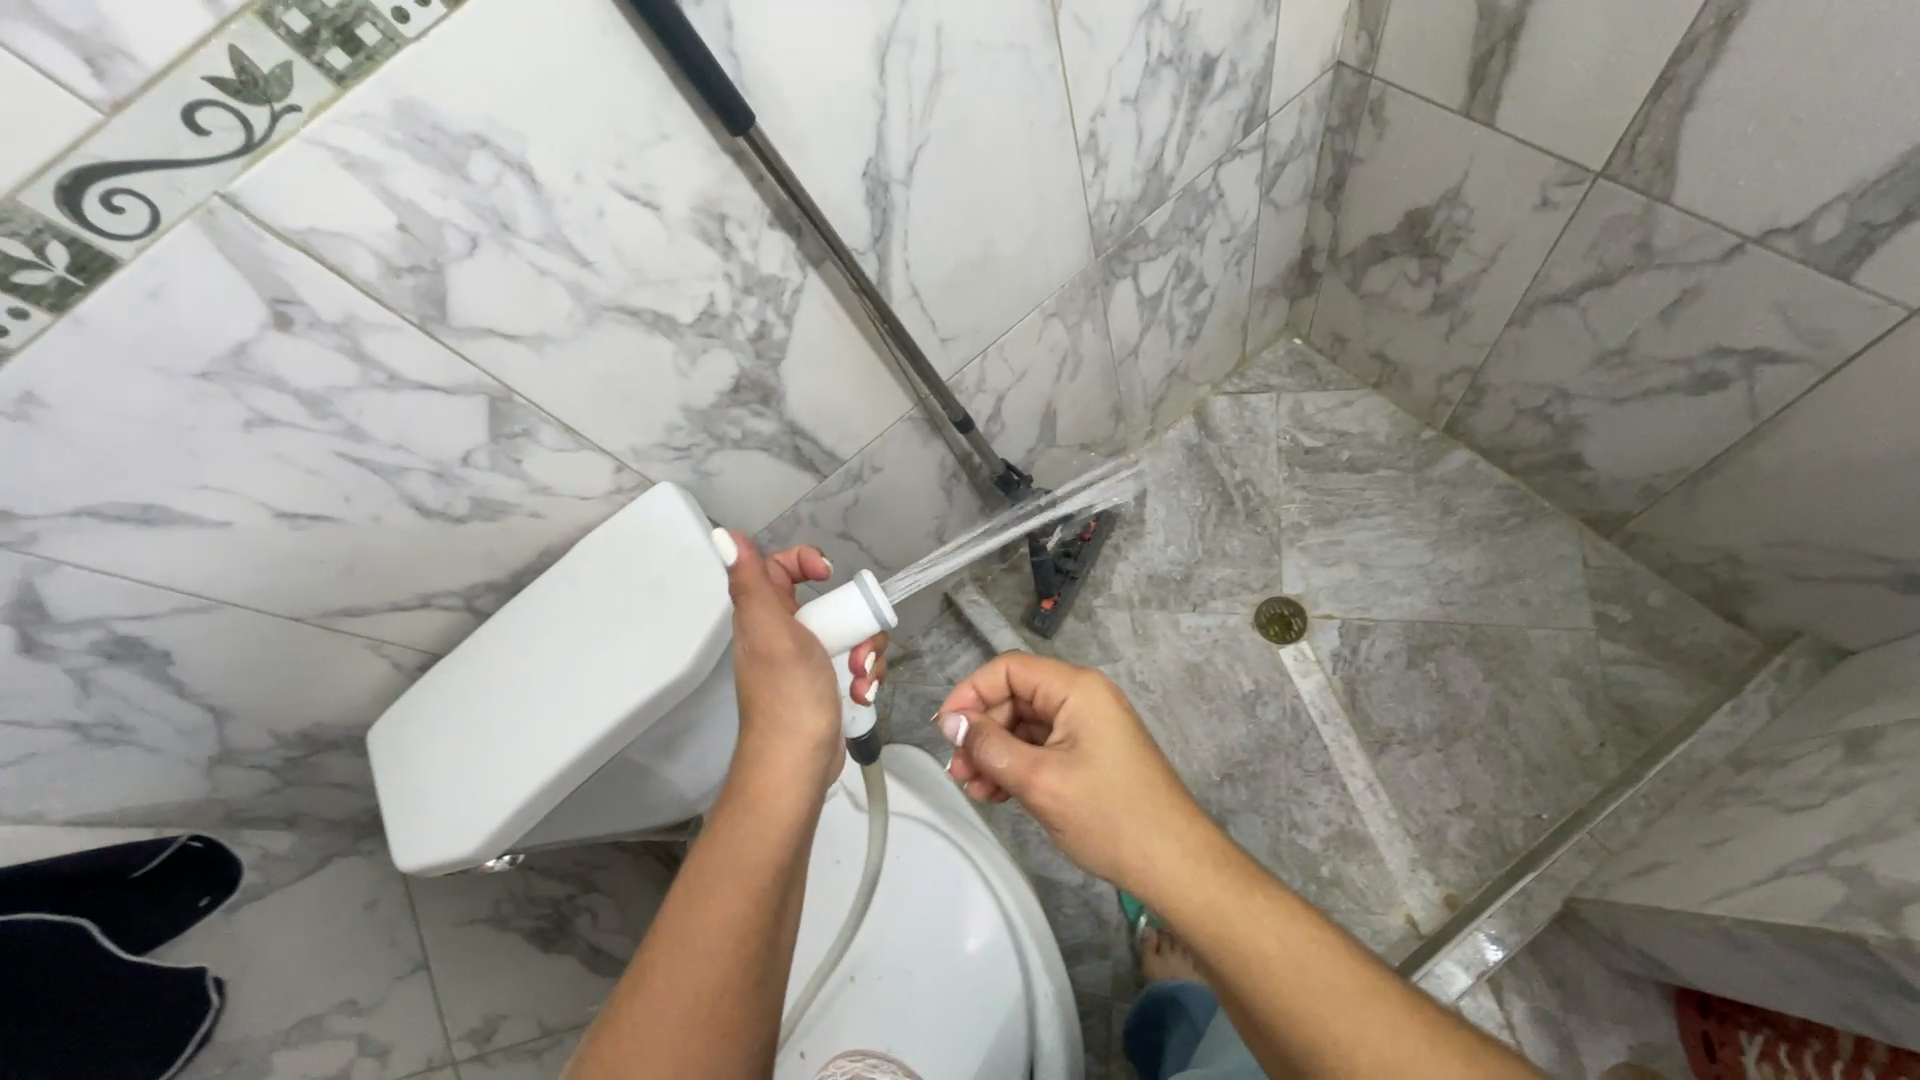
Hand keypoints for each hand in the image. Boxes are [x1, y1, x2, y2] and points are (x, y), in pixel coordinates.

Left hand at [718, 532, 889, 790]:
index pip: (780, 567)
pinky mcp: (828, 686)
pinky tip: (863, 695)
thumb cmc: (788, 695)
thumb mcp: (771, 631)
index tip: (829, 574)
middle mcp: (784, 634)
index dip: (804, 561)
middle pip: (830, 604)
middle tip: (858, 648)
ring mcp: (808, 663)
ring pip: (851, 635)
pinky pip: (856, 665)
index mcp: (764, 615)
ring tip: (861, 679)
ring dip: (866, 654)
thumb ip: (751, 583)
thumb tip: (723, 533)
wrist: (798, 763)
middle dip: (856, 623)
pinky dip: (865, 678)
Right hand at [936, 653, 1214, 893]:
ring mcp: (1088, 727)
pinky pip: (1042, 748)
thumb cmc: (1109, 817)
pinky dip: (1016, 767)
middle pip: (1015, 697)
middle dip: (982, 732)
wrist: (1174, 864)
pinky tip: (997, 795)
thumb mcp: (1039, 781)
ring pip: (1025, 726)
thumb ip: (990, 746)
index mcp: (1077, 689)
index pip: (1009, 669)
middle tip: (958, 772)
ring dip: (995, 754)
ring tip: (975, 790)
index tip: (945, 731)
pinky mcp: (1090, 755)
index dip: (971, 694)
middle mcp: (1083, 698)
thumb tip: (950, 722)